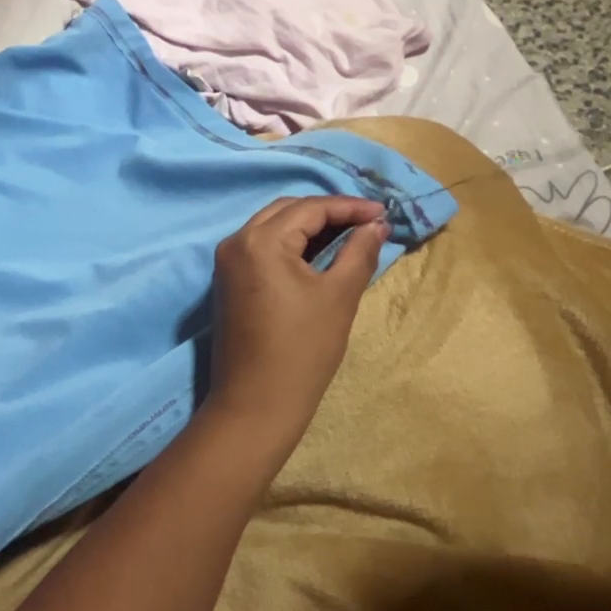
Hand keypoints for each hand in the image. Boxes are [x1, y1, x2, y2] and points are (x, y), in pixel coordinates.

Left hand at [204, 196, 386, 450]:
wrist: (256, 403)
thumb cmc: (302, 350)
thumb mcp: (338, 297)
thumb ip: (358, 253)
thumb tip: (375, 225)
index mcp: (260, 240)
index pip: (310, 208)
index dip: (349, 207)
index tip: (383, 212)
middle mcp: (237, 241)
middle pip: (287, 210)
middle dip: (328, 212)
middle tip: (367, 222)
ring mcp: (227, 261)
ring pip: (272, 226)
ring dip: (309, 226)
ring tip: (350, 234)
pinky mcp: (227, 280)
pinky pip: (261, 247)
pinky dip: (290, 244)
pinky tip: (318, 253)